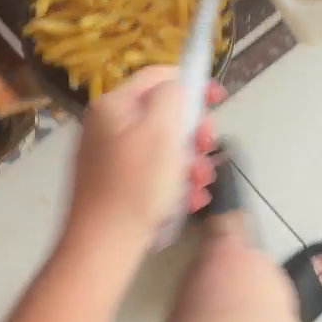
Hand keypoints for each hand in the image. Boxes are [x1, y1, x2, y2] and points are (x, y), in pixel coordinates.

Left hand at [64, 66, 219, 250]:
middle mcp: (107, 124)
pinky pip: (154, 169)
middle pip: (164, 112)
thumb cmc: (136, 184)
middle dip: (193, 130)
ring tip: (201, 183)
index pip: (159, 76)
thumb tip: (178, 85)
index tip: (219, 98)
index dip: (193, 82)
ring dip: (190, 159)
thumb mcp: (162, 129)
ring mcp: (109, 154)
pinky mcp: (115, 181)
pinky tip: (190, 198)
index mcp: (113, 105)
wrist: (103, 245)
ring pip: (163, 144)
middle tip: (208, 147)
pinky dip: (175, 179)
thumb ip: (173, 94)